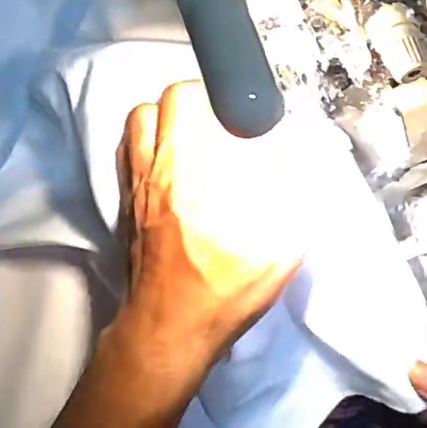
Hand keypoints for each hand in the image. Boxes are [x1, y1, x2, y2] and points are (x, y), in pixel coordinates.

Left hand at [111, 81, 303, 380]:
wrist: (168, 331)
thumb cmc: (223, 290)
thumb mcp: (278, 248)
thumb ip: (294, 197)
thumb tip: (304, 157)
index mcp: (190, 171)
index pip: (190, 100)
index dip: (220, 96)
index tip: (245, 115)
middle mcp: (155, 169)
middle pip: (160, 103)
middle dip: (195, 101)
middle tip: (224, 124)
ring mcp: (132, 187)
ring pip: (137, 123)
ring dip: (166, 119)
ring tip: (196, 139)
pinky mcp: (122, 206)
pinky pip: (128, 153)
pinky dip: (148, 144)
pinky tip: (173, 167)